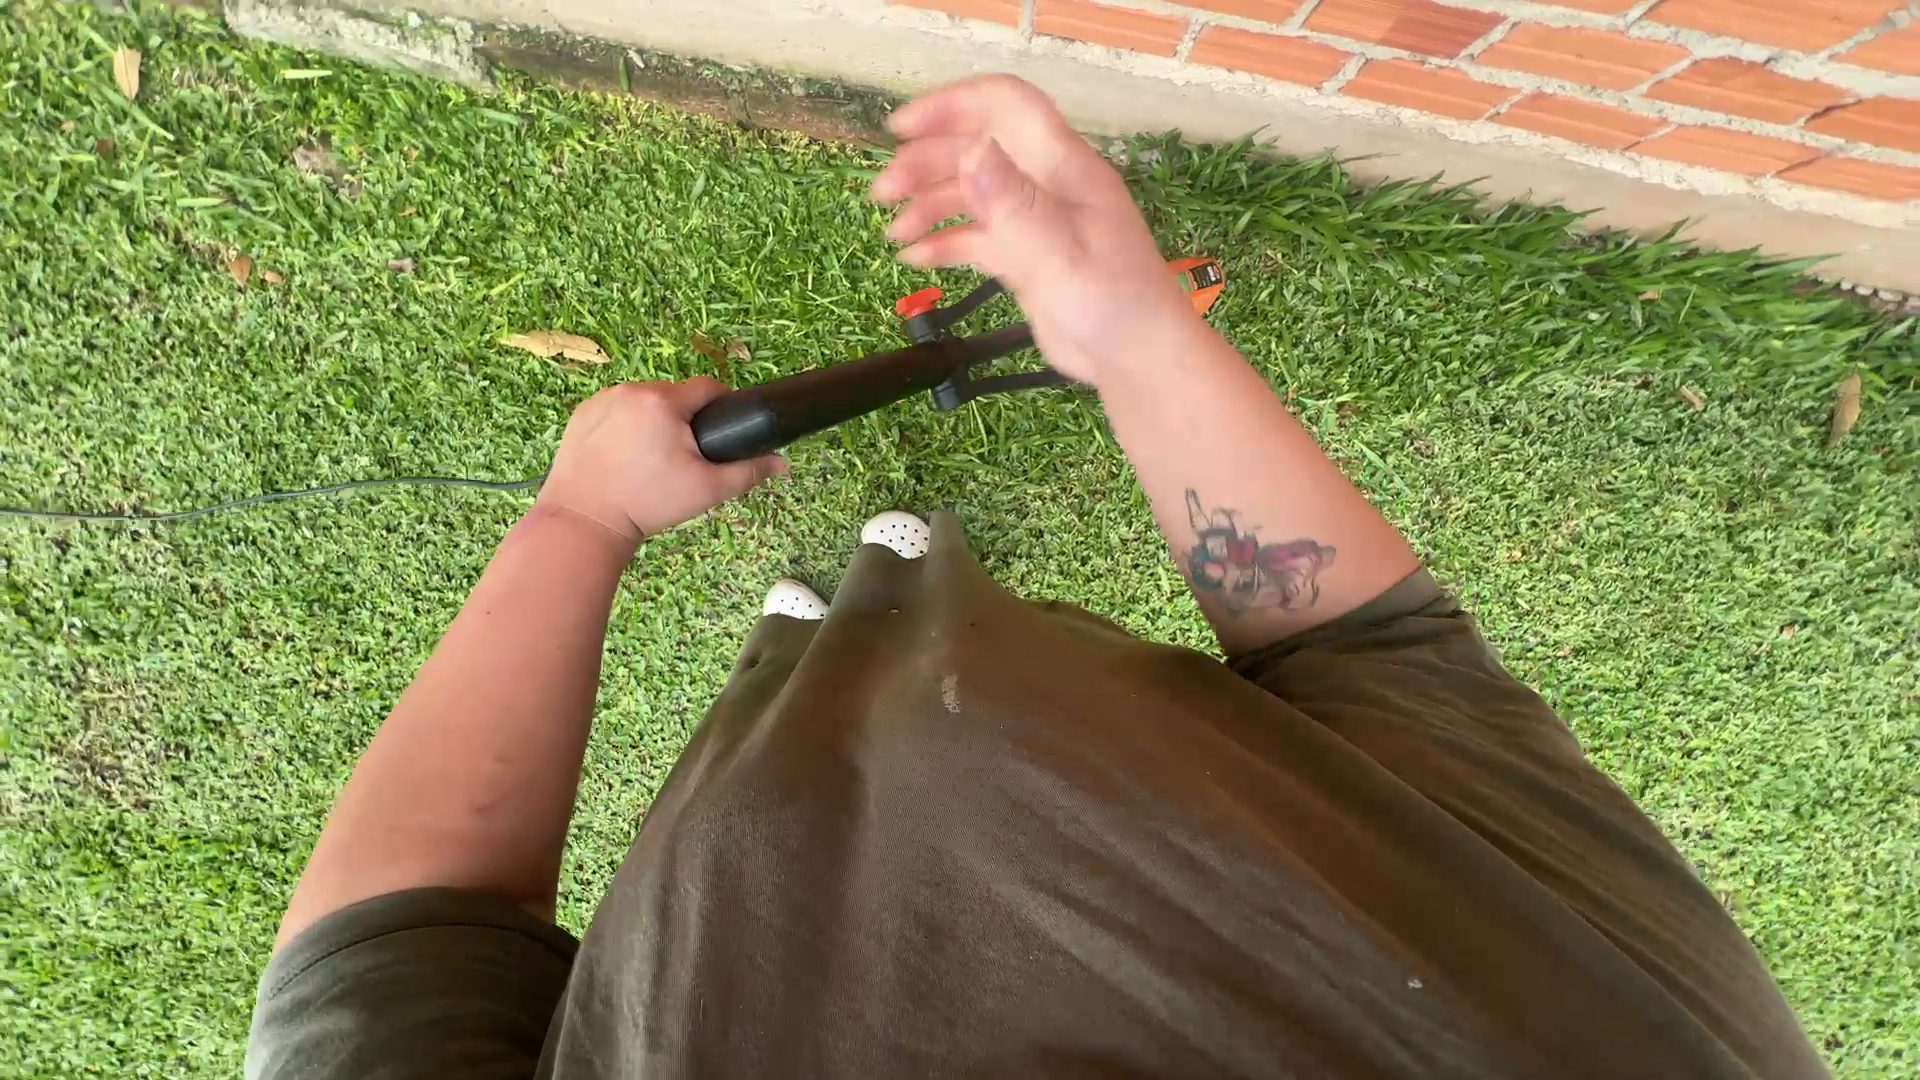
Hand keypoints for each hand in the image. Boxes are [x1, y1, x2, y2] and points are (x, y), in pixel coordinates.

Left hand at [534, 378, 785, 546]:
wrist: (586, 519)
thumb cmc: (650, 502)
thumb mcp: (708, 489)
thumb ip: (748, 472)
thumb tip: (783, 463)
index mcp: (664, 401)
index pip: (708, 388)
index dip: (723, 407)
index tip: (723, 431)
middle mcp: (631, 390)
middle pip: (675, 395)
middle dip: (687, 418)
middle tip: (688, 456)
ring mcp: (602, 400)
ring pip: (646, 402)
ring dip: (658, 420)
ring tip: (657, 458)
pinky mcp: (582, 414)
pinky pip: (618, 410)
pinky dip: (628, 426)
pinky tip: (629, 456)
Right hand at [870, 75, 1199, 384]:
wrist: (1133, 357)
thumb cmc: (1110, 303)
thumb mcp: (1060, 253)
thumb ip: (1015, 204)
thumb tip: (971, 151)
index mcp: (1060, 167)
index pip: (1003, 107)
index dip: (950, 107)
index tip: (898, 129)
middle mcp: (1044, 185)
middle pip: (975, 152)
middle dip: (925, 165)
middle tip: (882, 194)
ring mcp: (1033, 222)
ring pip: (971, 196)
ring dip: (929, 206)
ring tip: (893, 232)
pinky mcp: (1026, 258)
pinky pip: (978, 238)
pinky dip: (946, 244)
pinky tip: (916, 258)